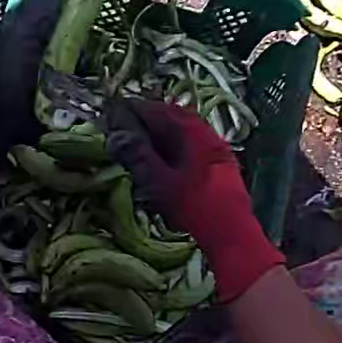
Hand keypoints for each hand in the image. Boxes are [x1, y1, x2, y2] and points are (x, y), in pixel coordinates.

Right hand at [105, 98, 283, 301]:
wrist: (231, 232)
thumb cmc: (194, 206)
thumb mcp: (159, 180)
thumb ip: (137, 154)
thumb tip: (117, 132)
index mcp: (190, 130)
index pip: (154, 110)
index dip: (130, 111)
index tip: (110, 115)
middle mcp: (205, 131)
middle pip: (170, 115)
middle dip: (145, 119)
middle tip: (122, 126)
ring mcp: (216, 145)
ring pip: (182, 129)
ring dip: (160, 131)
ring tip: (139, 141)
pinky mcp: (220, 161)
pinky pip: (191, 142)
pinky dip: (173, 144)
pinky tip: (164, 157)